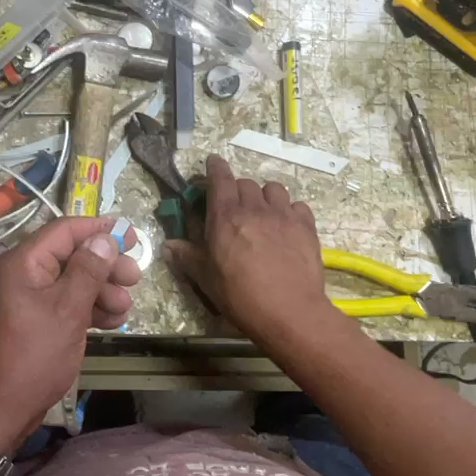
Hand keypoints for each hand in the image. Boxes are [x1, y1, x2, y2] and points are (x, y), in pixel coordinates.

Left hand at [0, 218, 140, 453]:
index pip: (65, 230)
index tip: (133, 237)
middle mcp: (23, 274)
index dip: (100, 230)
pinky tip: (113, 321)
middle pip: (71, 255)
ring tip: (125, 307)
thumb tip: (104, 238)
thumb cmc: (33, 356)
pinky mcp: (35, 321)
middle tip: (135, 277)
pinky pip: (66, 303)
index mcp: (23, 262)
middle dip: (105, 265)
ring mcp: (28, 299)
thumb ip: (88, 270)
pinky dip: (89, 308)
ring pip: (72, 281)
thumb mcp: (67, 310)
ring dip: (101, 290)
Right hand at [163, 155, 339, 338]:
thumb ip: (187, 257)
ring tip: (263, 212)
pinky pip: (297, 206)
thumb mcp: (206, 279)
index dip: (215, 168)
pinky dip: (290, 210)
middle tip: (234, 207)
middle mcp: (254, 208)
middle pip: (245, 183)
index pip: (220, 178)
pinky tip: (287, 226)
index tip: (213, 163)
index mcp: (225, 217)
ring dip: (265, 196)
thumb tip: (168, 245)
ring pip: (273, 189)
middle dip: (238, 189)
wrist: (289, 312)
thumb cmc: (240, 296)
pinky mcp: (306, 227)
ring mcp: (283, 215)